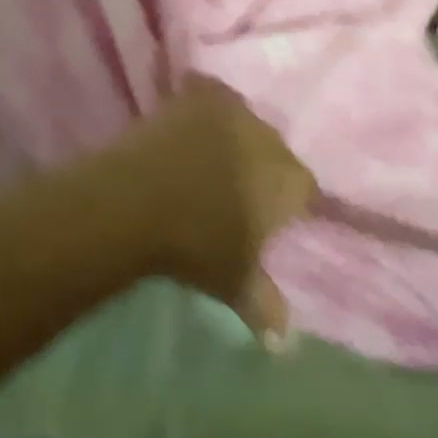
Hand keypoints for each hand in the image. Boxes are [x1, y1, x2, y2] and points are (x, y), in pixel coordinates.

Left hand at [100, 74, 317, 342]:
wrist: (135, 201)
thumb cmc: (194, 246)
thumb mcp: (233, 283)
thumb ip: (266, 307)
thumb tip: (286, 342)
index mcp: (288, 180)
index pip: (303, 189)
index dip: (286, 204)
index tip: (266, 220)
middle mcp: (270, 138)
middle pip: (276, 152)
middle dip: (261, 169)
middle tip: (232, 194)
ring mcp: (233, 111)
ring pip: (245, 124)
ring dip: (233, 140)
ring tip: (206, 163)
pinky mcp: (198, 95)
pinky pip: (210, 98)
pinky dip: (204, 111)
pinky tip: (187, 130)